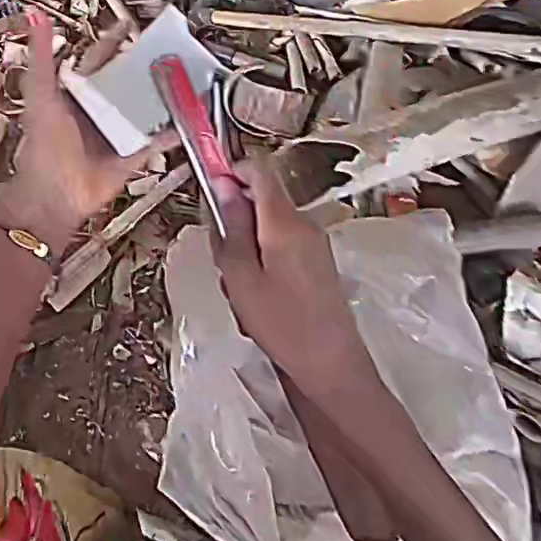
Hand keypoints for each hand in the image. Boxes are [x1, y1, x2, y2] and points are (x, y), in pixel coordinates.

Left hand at [0, 10, 171, 254]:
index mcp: (77, 91)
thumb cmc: (42, 144)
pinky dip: (176, 129)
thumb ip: (42, 56)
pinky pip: (158, 139)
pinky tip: (193, 116)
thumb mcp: (41, 93)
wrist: (54, 194)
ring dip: (167, 94)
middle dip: (149, 65)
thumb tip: (34, 17)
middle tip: (173, 49)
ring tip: (190, 77)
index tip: (133, 24)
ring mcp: (117, 130)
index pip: (100, 57)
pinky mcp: (132, 154)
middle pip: (129, 79)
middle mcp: (99, 107)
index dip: (115, 40)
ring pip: (147, 106)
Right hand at [209, 163, 377, 396]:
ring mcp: (313, 244)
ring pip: (265, 223)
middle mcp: (304, 225)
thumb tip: (223, 185)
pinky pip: (278, 242)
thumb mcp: (240, 274)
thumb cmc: (281, 324)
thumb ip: (230, 226)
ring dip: (243, 241)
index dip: (231, 169)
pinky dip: (259, 256)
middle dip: (232, 214)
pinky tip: (253, 291)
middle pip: (260, 198)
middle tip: (218, 250)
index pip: (259, 172)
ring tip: (236, 280)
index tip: (207, 185)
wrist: (334, 372)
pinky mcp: (315, 263)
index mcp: (285, 223)